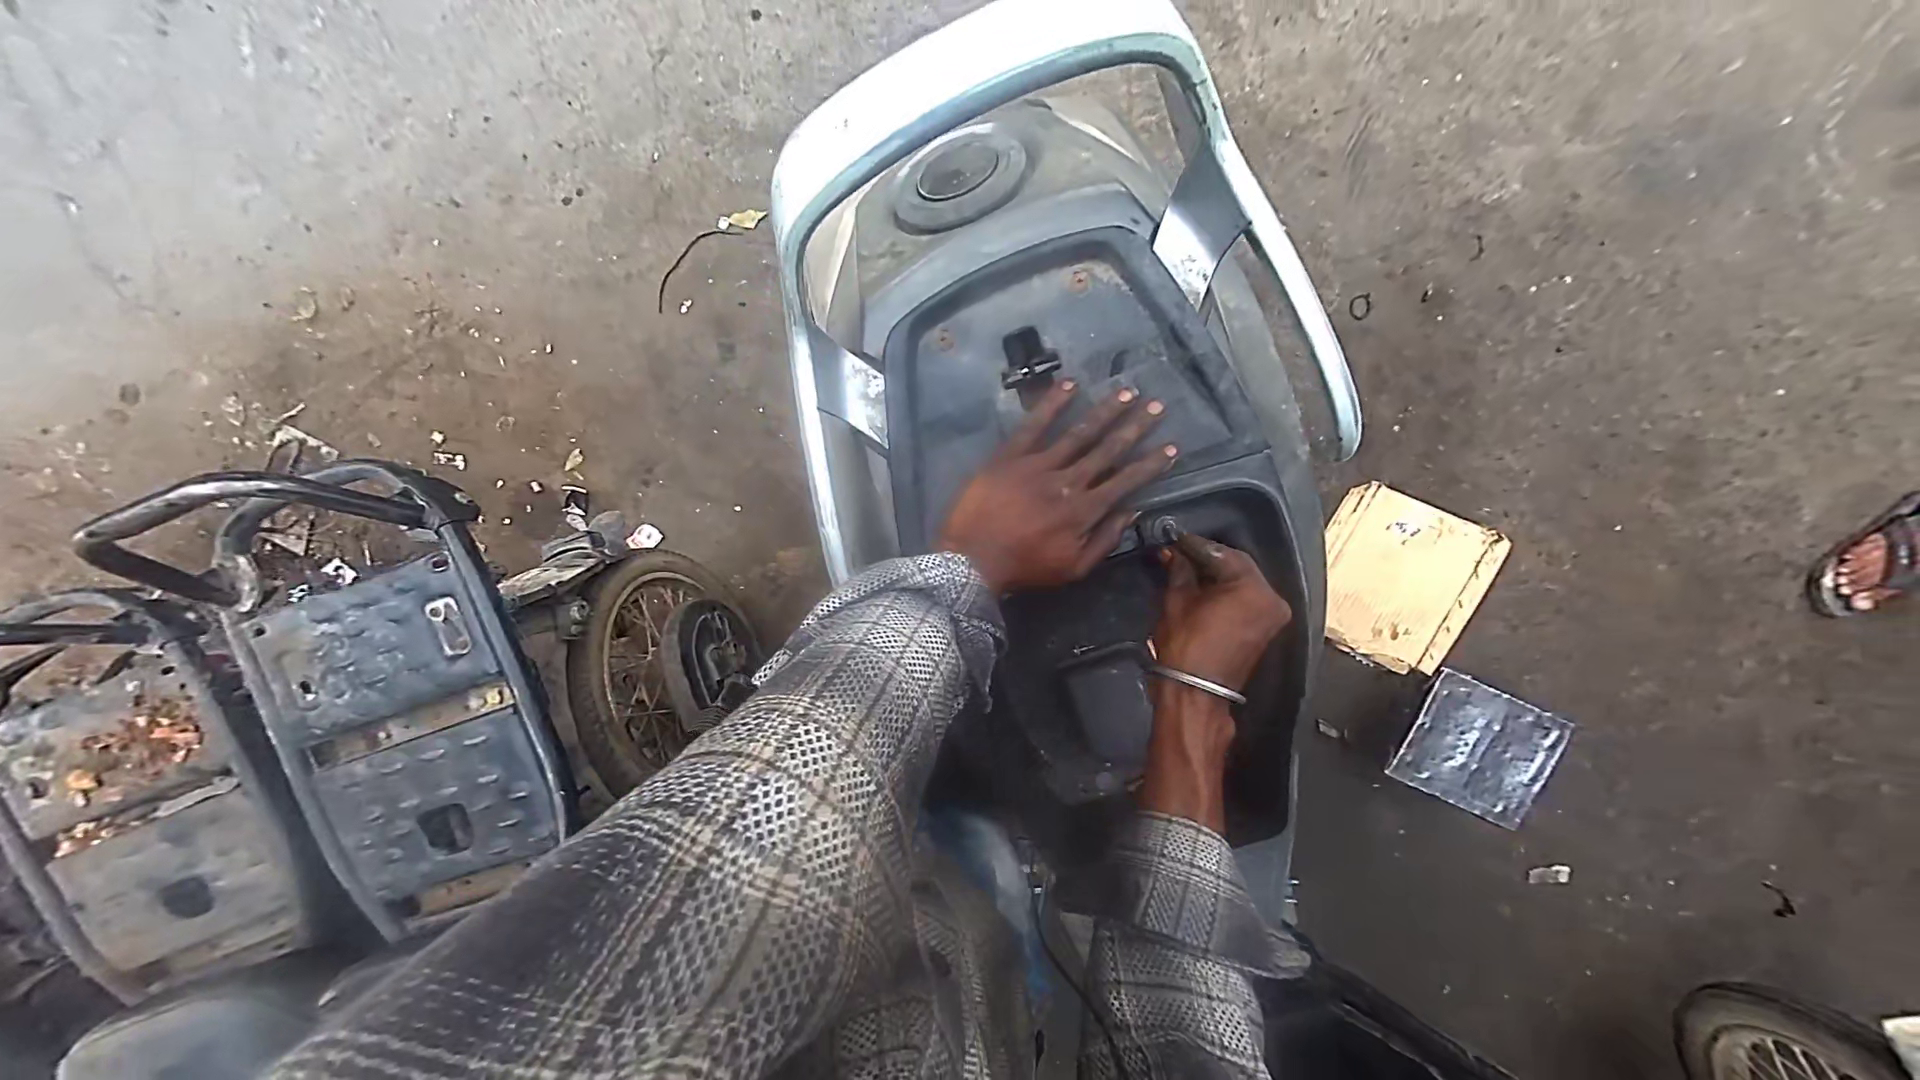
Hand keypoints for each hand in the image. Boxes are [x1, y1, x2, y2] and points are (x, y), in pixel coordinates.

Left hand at [937, 380, 1176, 593]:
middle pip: (1108, 449)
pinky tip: (1070, 384)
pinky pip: (1034, 424)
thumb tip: (1131, 512)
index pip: (1125, 481)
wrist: (972, 559)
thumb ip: (1105, 540)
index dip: (1150, 464)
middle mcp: (1068, 482)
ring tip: (1126, 392)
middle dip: (1135, 427)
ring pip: (1078, 433)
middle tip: (1156, 406)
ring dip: (1105, 411)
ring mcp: (1038, 465)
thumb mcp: (1073, 568)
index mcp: (1084, 510)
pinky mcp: (1010, 456)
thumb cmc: (1024, 567)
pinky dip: (1052, 403)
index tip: (1170, 447)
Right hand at [1140, 535, 1290, 831]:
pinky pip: (1245, 598)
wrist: (1195, 692)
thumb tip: (1173, 552)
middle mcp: (1272, 599)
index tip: (1174, 539)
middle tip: (1178, 552)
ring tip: (1186, 568)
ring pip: (1242, 581)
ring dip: (1215, 574)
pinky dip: (1225, 590)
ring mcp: (1272, 615)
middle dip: (1206, 558)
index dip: (1193, 544)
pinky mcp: (1265, 628)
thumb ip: (1179, 570)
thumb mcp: (1176, 601)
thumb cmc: (1185, 647)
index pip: (1221, 553)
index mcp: (1254, 589)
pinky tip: (1201, 586)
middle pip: (1237, 565)